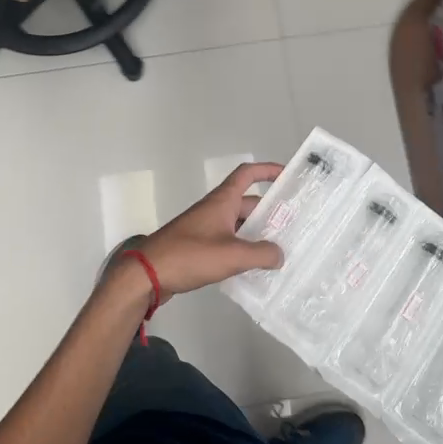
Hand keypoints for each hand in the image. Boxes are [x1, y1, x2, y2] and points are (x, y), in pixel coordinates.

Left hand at [133, 162, 285, 297]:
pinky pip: (228, 243)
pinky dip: (243, 251)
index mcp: (222, 201)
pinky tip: (255, 268)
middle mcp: (215, 210)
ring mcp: (206, 229)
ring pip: (239, 226)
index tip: (288, 176)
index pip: (247, 174)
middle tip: (294, 227)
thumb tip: (280, 254)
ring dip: (257, 235)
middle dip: (270, 213)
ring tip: (281, 251)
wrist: (148, 273)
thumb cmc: (189, 255)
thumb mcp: (231, 255)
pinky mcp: (199, 247)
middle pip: (248, 204)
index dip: (268, 170)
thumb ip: (260, 254)